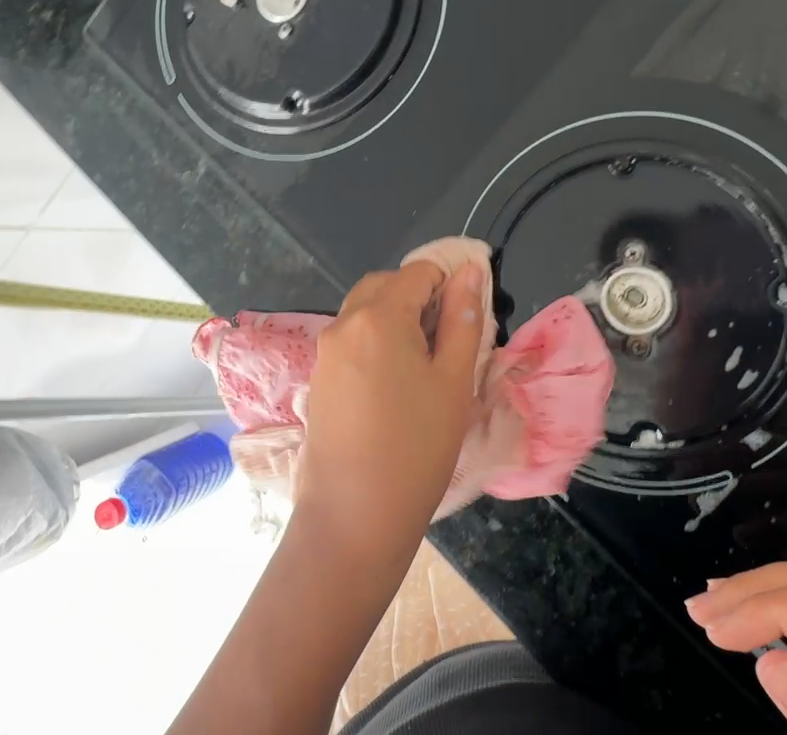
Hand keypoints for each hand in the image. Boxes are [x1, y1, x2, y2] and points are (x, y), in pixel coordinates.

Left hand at [294, 260, 485, 551]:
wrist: (355, 515)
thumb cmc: (417, 446)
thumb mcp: (454, 381)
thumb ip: (463, 319)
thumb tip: (468, 272)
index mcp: (378, 316)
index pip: (418, 272)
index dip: (449, 283)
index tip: (468, 318)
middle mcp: (343, 324)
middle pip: (385, 286)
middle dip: (419, 298)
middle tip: (449, 341)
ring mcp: (324, 353)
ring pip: (365, 312)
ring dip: (396, 320)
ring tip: (425, 366)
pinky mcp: (318, 380)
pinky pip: (351, 342)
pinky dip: (375, 344)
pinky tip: (395, 387)